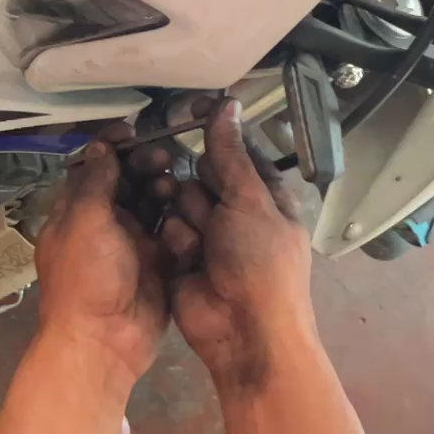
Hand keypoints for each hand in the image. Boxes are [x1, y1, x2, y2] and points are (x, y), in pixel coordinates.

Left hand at [31, 127, 169, 386]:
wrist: (104, 340)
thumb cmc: (86, 275)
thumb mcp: (84, 221)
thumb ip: (94, 181)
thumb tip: (99, 147)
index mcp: (77, 211)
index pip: (93, 166)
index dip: (112, 145)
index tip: (134, 129)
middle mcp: (105, 223)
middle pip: (128, 181)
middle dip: (145, 165)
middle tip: (165, 157)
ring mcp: (133, 244)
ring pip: (152, 204)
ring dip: (163, 189)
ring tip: (175, 184)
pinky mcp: (159, 262)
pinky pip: (171, 231)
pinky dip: (178, 218)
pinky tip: (186, 209)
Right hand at [148, 99, 315, 393]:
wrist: (243, 331)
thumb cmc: (260, 261)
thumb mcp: (250, 201)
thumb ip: (231, 154)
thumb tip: (228, 103)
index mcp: (264, 193)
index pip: (236, 149)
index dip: (216, 129)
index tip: (190, 108)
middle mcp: (235, 209)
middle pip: (201, 172)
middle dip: (196, 179)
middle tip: (200, 193)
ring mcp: (206, 233)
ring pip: (181, 198)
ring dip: (187, 213)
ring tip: (199, 236)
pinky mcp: (180, 254)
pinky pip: (168, 228)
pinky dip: (176, 239)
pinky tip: (185, 254)